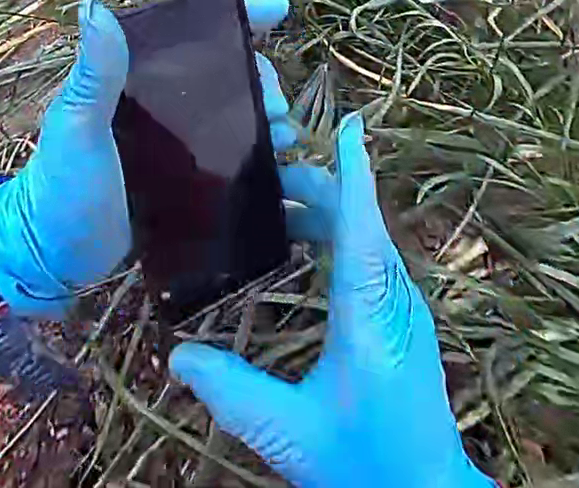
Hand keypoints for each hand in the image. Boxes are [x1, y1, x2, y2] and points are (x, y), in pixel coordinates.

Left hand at [0, 0, 296, 319]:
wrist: (54, 255)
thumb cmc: (61, 185)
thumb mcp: (76, 125)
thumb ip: (94, 72)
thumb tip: (95, 5)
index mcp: (136, 75)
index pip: (192, 33)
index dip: (238, 17)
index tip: (278, 11)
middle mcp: (162, 96)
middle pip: (227, 68)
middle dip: (261, 75)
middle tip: (276, 104)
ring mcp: (178, 133)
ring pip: (236, 105)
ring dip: (266, 110)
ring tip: (282, 132)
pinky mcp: (188, 168)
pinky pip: (232, 144)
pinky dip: (258, 144)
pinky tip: (278, 155)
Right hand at [169, 114, 492, 487]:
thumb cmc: (365, 461)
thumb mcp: (290, 434)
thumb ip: (234, 394)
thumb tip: (178, 354)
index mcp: (370, 311)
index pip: (360, 227)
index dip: (354, 172)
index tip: (349, 125)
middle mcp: (392, 292)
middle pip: (357, 219)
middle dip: (317, 186)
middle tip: (266, 179)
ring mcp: (400, 298)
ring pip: (364, 232)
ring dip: (324, 208)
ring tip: (276, 207)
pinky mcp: (399, 308)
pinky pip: (367, 252)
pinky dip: (335, 232)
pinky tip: (304, 242)